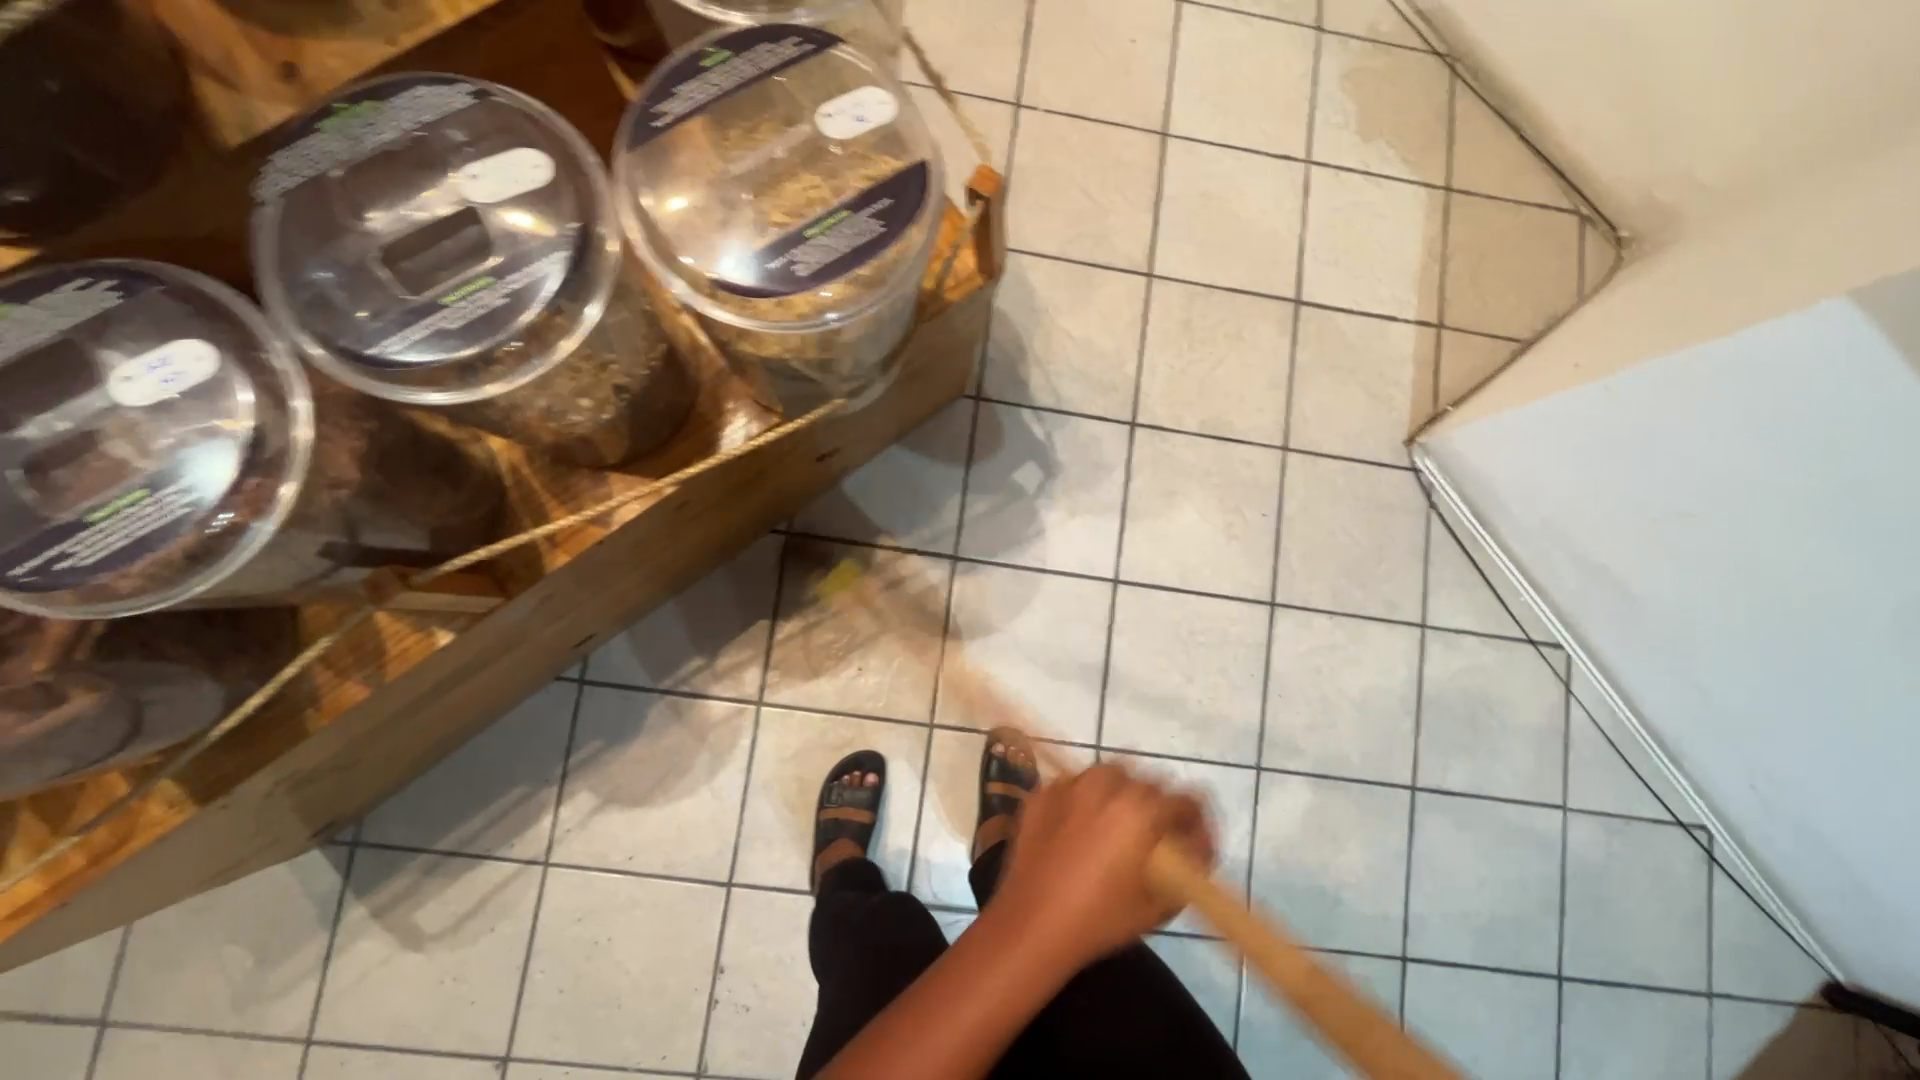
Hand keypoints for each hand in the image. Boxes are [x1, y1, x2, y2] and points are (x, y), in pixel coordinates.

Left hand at [988, 764, 1217, 970]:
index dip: (1196, 824)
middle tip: (1155, 837)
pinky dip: (1084, 800)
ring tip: (1117, 827)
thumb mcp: (1159, 904)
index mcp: (1142, 810)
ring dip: (1121, 795)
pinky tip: (1080, 829)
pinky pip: (1074, 787)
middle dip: (1158, 807)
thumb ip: (1187, 871)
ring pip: (1108, 776)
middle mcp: (1108, 786)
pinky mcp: (1041, 794)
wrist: (1032, 924)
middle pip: (1147, 784)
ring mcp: (1070, 786)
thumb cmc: (1101, 919)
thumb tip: (1197, 852)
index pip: (1186, 800)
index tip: (1194, 845)